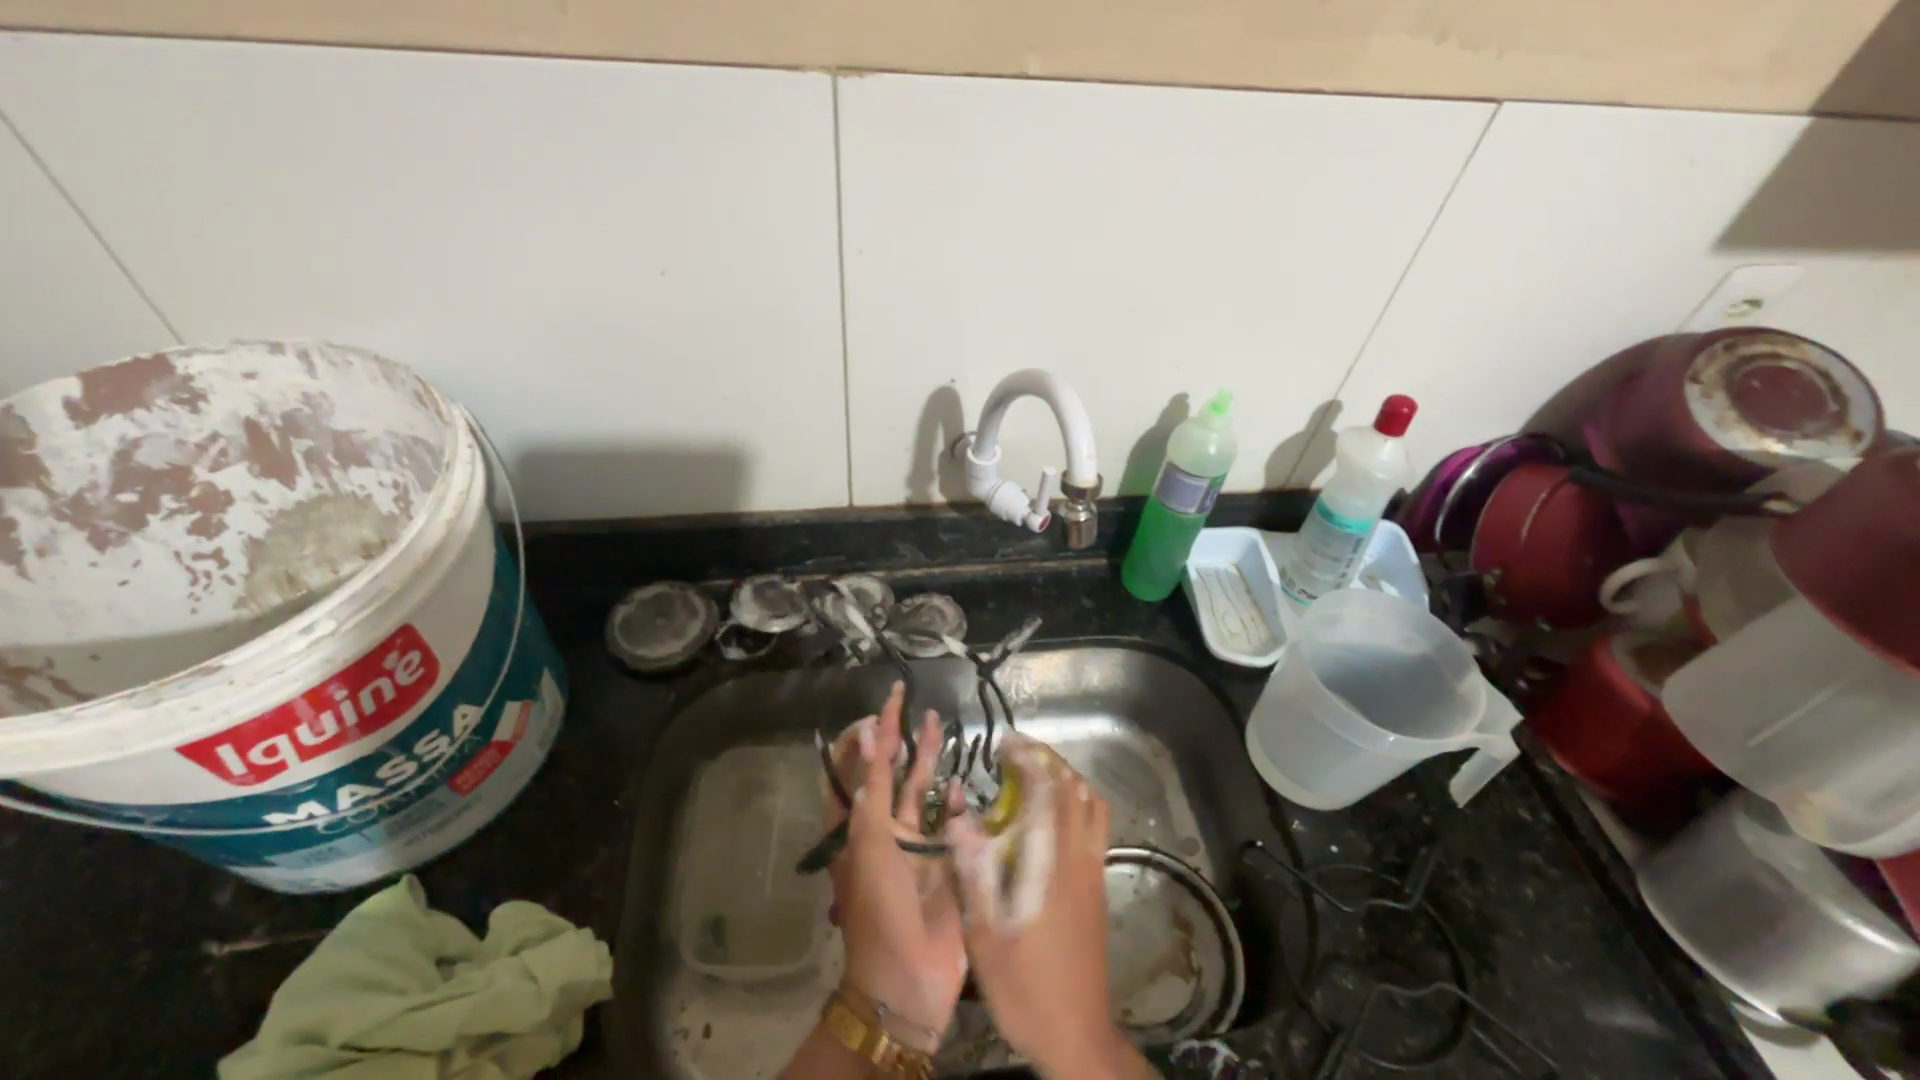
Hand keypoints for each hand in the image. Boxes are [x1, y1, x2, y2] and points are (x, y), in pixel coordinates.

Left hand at [824, 682, 966, 1046]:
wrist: (907, 977)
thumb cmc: (879, 907)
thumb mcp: (869, 842)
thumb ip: (872, 788)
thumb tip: (870, 734)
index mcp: (857, 827)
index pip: (861, 768)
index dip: (871, 735)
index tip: (886, 703)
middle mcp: (885, 831)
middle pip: (894, 776)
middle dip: (905, 742)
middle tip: (919, 707)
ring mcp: (918, 847)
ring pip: (924, 794)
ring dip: (932, 762)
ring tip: (942, 725)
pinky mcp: (947, 864)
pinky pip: (952, 825)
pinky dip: (955, 804)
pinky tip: (959, 785)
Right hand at [946, 738, 1148, 1077]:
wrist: (1078, 1035)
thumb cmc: (1025, 989)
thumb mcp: (985, 937)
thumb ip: (974, 873)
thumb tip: (958, 819)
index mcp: (1050, 867)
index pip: (1048, 792)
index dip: (1029, 758)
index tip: (1004, 744)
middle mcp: (1079, 860)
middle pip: (1076, 790)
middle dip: (1048, 760)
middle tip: (1015, 753)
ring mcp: (1094, 873)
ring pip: (1092, 806)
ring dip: (1066, 780)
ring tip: (1033, 776)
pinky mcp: (1098, 889)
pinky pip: (1094, 827)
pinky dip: (1076, 804)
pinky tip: (1049, 820)